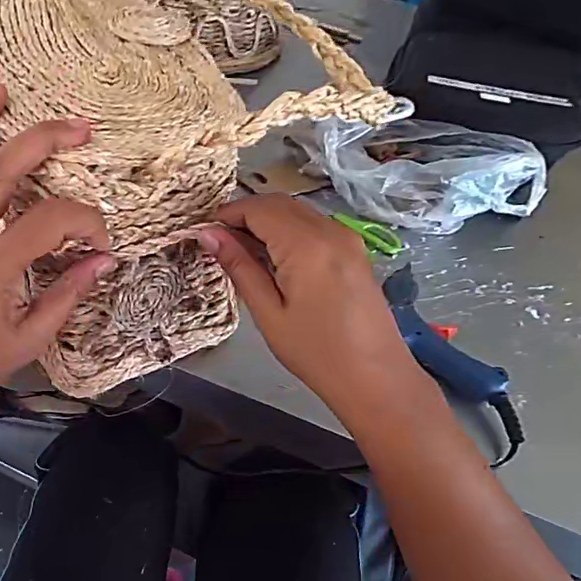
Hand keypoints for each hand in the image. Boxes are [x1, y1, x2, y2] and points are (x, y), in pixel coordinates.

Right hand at [199, 195, 428, 420]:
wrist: (376, 377)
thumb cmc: (316, 352)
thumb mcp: (269, 312)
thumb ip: (239, 267)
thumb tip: (208, 234)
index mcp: (306, 245)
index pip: (258, 208)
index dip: (227, 214)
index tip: (204, 232)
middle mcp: (330, 230)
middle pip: (278, 203)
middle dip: (245, 214)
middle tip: (219, 242)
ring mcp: (347, 237)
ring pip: (297, 211)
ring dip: (267, 221)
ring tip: (243, 252)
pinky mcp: (355, 249)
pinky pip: (314, 225)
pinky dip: (288, 230)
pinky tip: (274, 258)